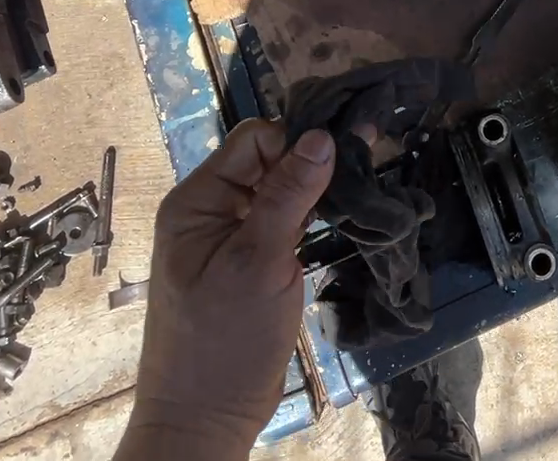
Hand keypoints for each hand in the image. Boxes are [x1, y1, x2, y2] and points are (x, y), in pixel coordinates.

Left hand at [120, 119, 334, 457]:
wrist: (207, 422)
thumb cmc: (224, 342)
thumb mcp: (258, 262)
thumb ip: (288, 195)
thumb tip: (323, 135)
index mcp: (197, 201)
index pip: (254, 140)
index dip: (294, 143)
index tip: (337, 160)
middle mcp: (212, 208)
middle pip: (269, 158)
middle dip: (311, 161)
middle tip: (360, 166)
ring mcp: (233, 233)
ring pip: (281, 186)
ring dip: (315, 186)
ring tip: (357, 188)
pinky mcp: (254, 256)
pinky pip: (285, 215)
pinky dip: (312, 211)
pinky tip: (340, 213)